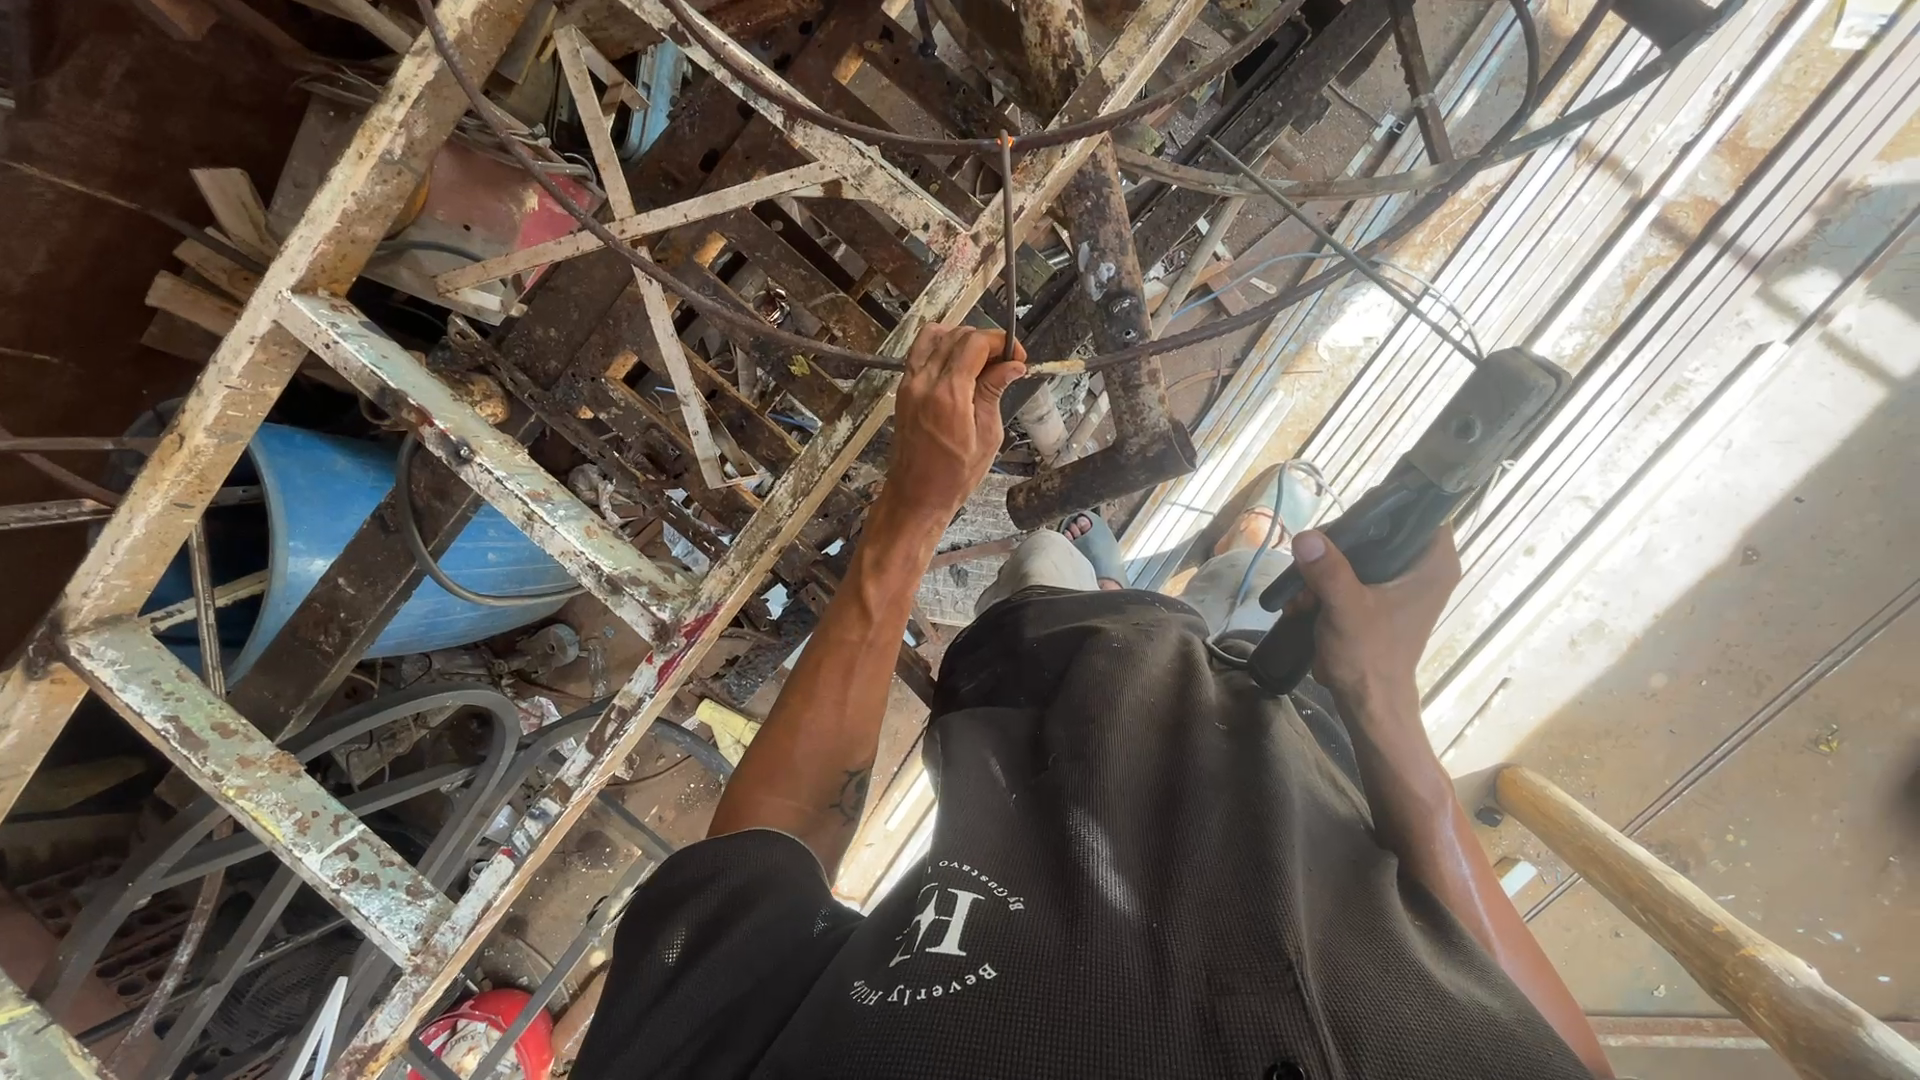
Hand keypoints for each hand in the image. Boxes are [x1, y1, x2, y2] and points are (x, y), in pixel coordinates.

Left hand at [883, 324, 1026, 521]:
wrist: (916, 494)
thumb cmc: (953, 476)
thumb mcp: (987, 435)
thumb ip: (994, 392)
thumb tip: (1012, 366)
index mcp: (948, 395)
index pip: (975, 343)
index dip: (1001, 342)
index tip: (1016, 355)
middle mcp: (924, 382)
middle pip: (958, 335)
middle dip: (986, 340)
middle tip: (1004, 361)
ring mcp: (910, 383)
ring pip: (936, 336)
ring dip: (962, 339)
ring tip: (981, 361)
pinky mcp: (904, 389)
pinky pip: (921, 351)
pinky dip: (942, 347)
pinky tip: (959, 365)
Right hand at [1288, 526, 1460, 715]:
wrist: (1366, 701)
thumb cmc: (1369, 656)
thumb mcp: (1347, 609)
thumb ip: (1329, 572)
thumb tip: (1305, 537)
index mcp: (1433, 565)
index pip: (1419, 511)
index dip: (1385, 505)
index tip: (1348, 516)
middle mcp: (1420, 568)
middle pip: (1378, 529)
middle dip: (1339, 543)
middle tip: (1312, 558)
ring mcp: (1396, 583)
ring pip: (1356, 552)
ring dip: (1324, 567)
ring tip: (1304, 590)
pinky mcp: (1375, 598)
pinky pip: (1345, 574)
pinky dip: (1323, 583)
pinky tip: (1304, 601)